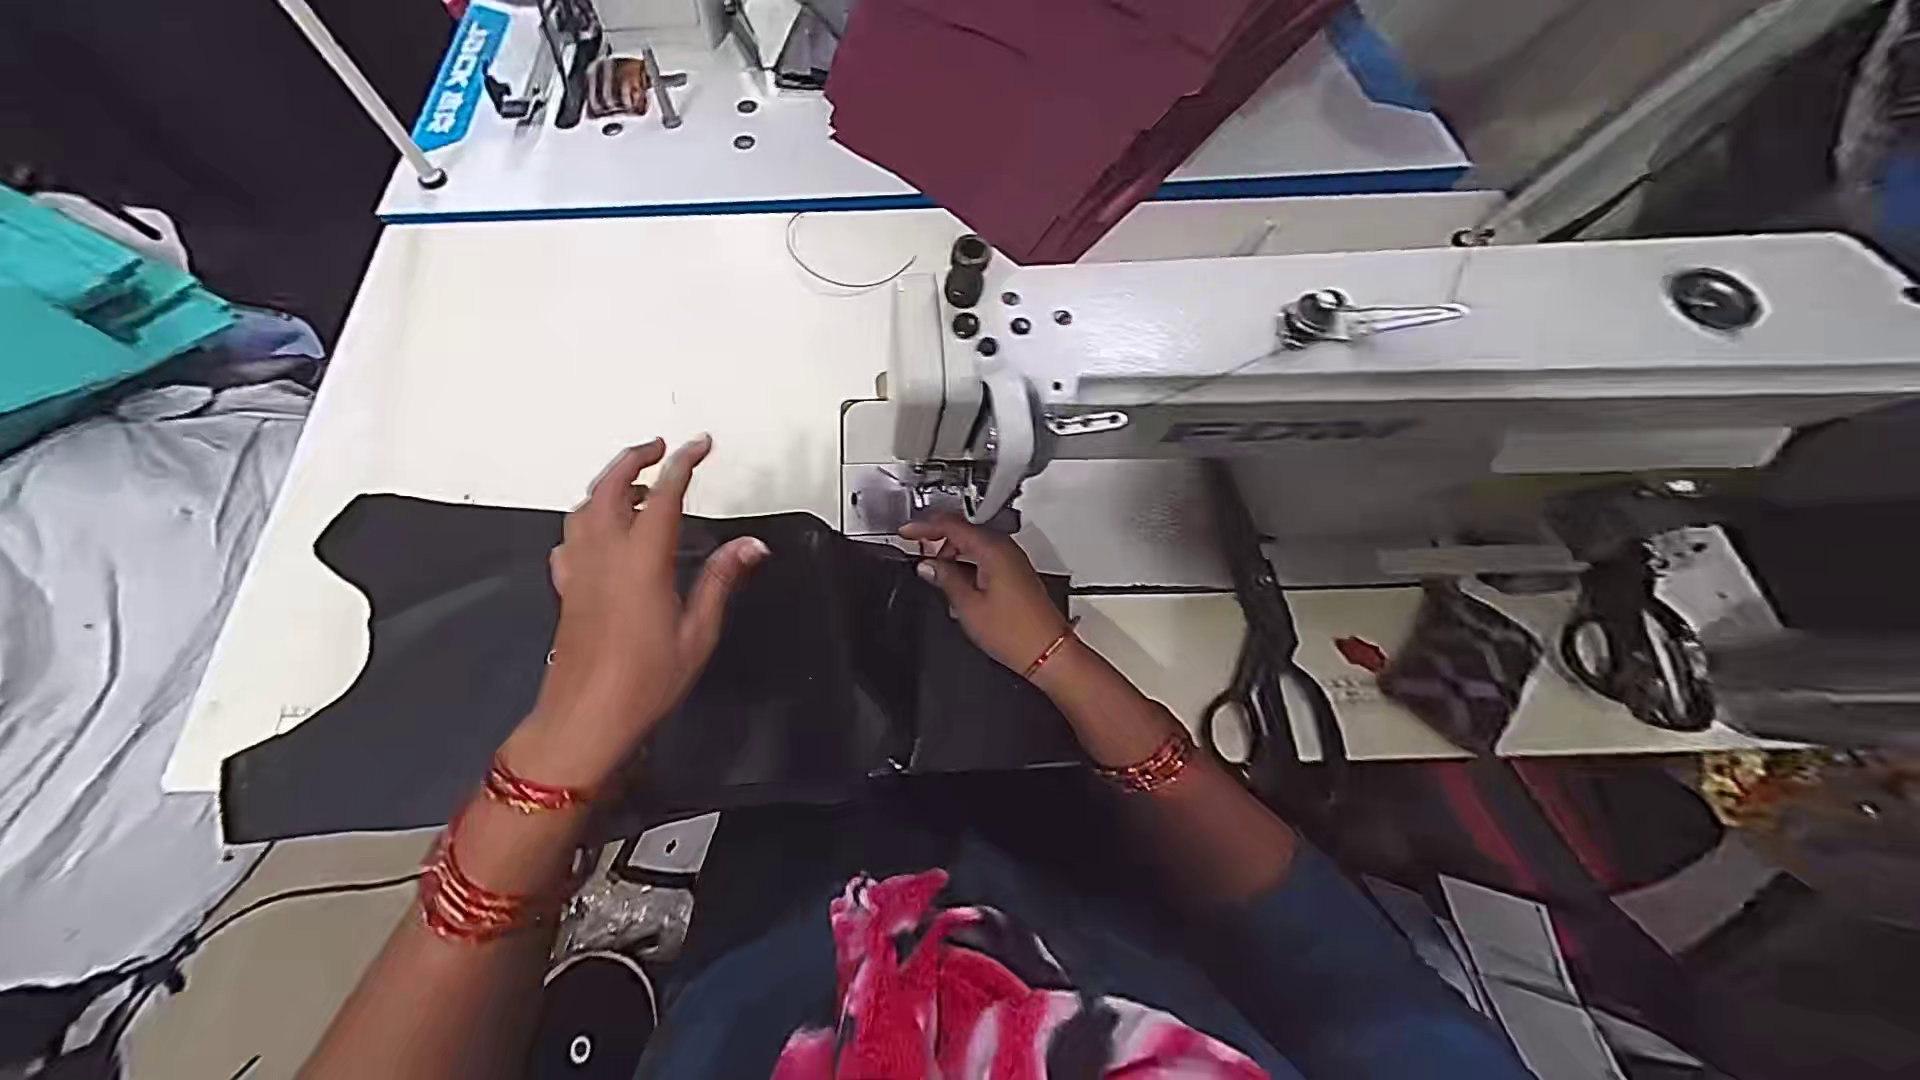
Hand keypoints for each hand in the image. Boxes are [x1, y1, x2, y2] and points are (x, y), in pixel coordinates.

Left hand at [509, 435, 767, 787]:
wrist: (586, 717)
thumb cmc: (643, 680)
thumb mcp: (699, 631)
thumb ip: (722, 579)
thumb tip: (750, 547)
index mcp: (642, 563)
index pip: (665, 494)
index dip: (684, 463)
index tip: (699, 446)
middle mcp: (605, 557)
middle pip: (612, 486)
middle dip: (635, 457)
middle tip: (660, 447)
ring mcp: (580, 570)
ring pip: (585, 506)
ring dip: (609, 482)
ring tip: (634, 479)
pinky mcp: (567, 587)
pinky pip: (570, 537)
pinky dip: (586, 518)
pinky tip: (597, 528)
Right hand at [899, 514, 1068, 674]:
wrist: (1048, 651)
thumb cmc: (1016, 633)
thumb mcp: (968, 606)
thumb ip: (945, 579)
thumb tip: (928, 566)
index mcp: (992, 549)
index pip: (951, 525)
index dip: (924, 526)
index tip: (907, 531)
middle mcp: (1005, 548)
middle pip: (963, 529)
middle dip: (936, 537)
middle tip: (916, 548)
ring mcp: (1012, 559)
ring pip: (974, 543)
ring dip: (951, 550)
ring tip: (933, 568)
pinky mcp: (1015, 572)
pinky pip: (985, 555)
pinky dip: (966, 561)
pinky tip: (955, 578)